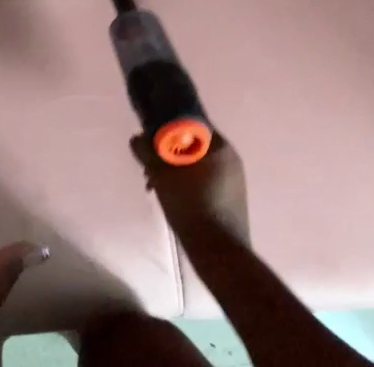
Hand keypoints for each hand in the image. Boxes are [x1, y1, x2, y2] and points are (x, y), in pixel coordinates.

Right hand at [131, 132, 250, 243]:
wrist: (218, 250)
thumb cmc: (189, 204)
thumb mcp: (160, 174)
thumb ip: (146, 151)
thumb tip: (137, 138)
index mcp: (218, 145)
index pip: (189, 122)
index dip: (166, 127)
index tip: (151, 139)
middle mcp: (231, 157)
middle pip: (193, 144)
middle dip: (169, 152)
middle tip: (150, 167)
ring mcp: (236, 178)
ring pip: (199, 162)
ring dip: (177, 168)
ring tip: (158, 186)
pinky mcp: (235, 196)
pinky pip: (208, 178)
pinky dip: (190, 181)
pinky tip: (175, 198)